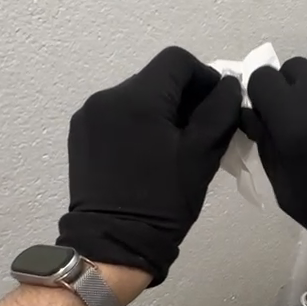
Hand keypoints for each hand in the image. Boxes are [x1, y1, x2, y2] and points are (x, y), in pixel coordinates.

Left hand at [58, 47, 241, 285]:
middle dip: (183, 97)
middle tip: (201, 131)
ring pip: (137, 97)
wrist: (113, 245)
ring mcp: (89, 116)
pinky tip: (148, 156)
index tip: (216, 107)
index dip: (205, 77)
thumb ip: (220, 111)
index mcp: (137, 98)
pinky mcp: (80, 135)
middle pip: (156, 78)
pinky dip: (138, 125)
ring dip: (160, 112)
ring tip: (173, 147)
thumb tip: (226, 85)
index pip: (178, 60)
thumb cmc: (163, 203)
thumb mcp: (202, 155)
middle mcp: (107, 97)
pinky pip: (117, 115)